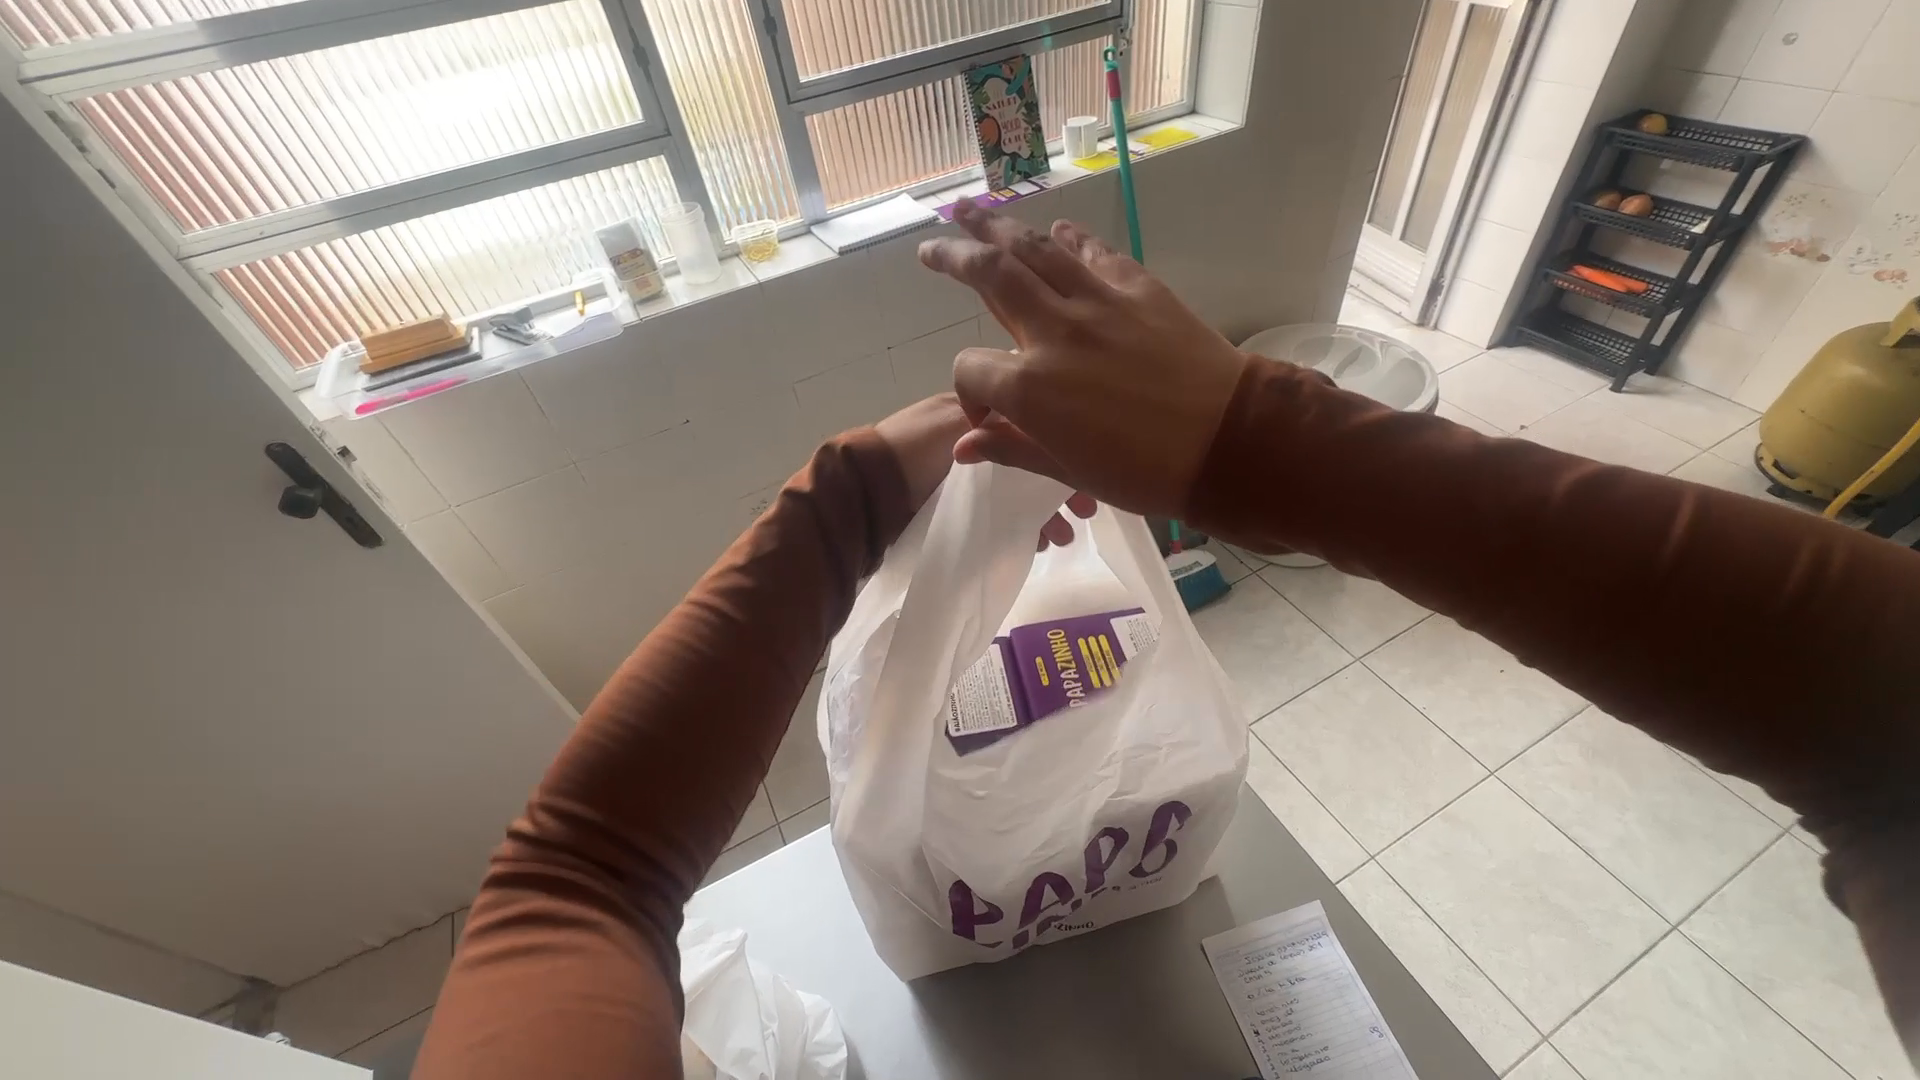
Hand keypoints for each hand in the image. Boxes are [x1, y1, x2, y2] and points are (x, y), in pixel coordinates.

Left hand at [872, 393, 1096, 547]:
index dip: (1061, 447)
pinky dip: (1018, 524)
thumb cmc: (915, 451)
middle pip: (1028, 460)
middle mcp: (973, 439)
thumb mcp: (963, 423)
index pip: (1031, 425)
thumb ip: (1003, 423)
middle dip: (1057, 485)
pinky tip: (1035, 542)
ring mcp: (962, 475)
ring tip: (1062, 538)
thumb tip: (1045, 429)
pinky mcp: (952, 506)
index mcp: (975, 410)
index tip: (1090, 473)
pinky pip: (997, 512)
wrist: (864, 492)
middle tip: (1085, 514)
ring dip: (1042, 510)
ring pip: (1015, 490)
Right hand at [916, 200, 1247, 518]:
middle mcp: (1053, 331)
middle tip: (932, 244)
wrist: (1227, 443)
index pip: (971, 370)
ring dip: (998, 225)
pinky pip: (1094, 253)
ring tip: (972, 209)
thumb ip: (1011, 449)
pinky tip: (1058, 230)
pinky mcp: (1138, 288)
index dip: (969, 393)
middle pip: (989, 276)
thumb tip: (963, 447)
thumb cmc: (1143, 472)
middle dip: (953, 256)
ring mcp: (1097, 303)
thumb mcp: (1069, 471)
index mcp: (1028, 387)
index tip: (987, 417)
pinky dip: (1072, 239)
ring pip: (1036, 249)